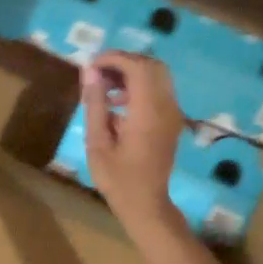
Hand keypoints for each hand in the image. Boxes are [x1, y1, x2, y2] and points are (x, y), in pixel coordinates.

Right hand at [81, 51, 183, 219]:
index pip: (137, 67)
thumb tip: (90, 72)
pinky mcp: (172, 120)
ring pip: (157, 75)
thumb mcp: (97, 142)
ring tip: (104, 87)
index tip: (91, 67)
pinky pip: (159, 90)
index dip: (113, 59)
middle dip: (123, 61)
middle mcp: (166, 107)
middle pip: (151, 65)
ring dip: (131, 73)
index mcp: (147, 112)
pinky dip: (139, 85)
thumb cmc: (117, 178)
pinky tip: (117, 102)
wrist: (146, 204)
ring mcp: (172, 113)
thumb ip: (95, 104)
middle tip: (98, 73)